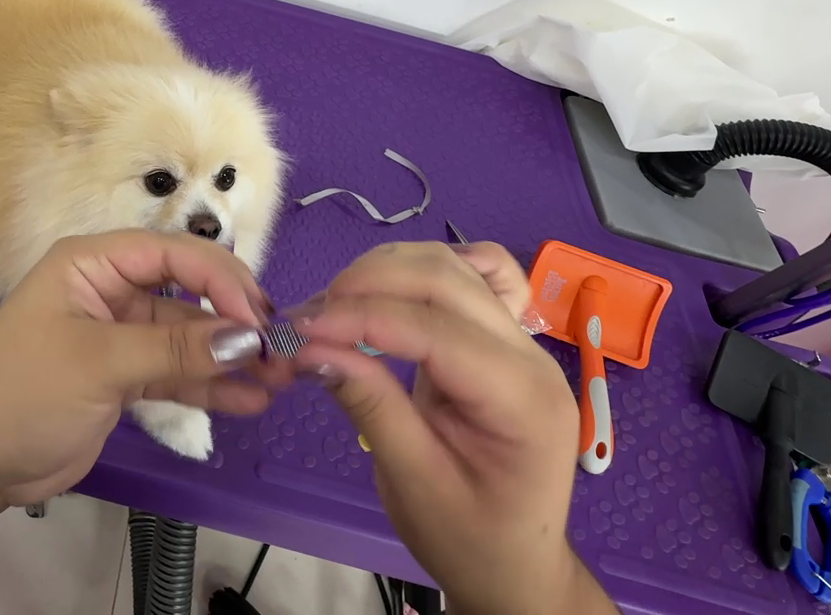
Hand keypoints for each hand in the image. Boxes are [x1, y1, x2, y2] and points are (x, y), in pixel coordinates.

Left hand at [0, 230, 283, 505]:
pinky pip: (177, 372)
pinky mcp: (125, 375)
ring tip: (280, 377)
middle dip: (232, 316)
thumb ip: (173, 350)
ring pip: (188, 335)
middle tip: (279, 347)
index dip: (217, 278)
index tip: (256, 318)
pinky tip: (250, 400)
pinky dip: (211, 385)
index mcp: (93, 263)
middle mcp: (111, 289)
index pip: (170, 252)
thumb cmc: (23, 392)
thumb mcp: (98, 363)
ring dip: (230, 355)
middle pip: (185, 290)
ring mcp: (120, 334)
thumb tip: (245, 339)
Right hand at [293, 242, 615, 614]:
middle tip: (309, 317)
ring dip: (384, 271)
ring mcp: (521, 338)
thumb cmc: (467, 537)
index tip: (299, 327)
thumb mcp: (412, 483)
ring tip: (334, 306)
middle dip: (367, 284)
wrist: (514, 565)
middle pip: (445, 279)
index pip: (435, 330)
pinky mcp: (501, 333)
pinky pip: (473, 273)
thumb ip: (368, 405)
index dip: (361, 318)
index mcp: (523, 399)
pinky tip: (392, 286)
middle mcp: (531, 354)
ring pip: (450, 264)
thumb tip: (310, 346)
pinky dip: (426, 268)